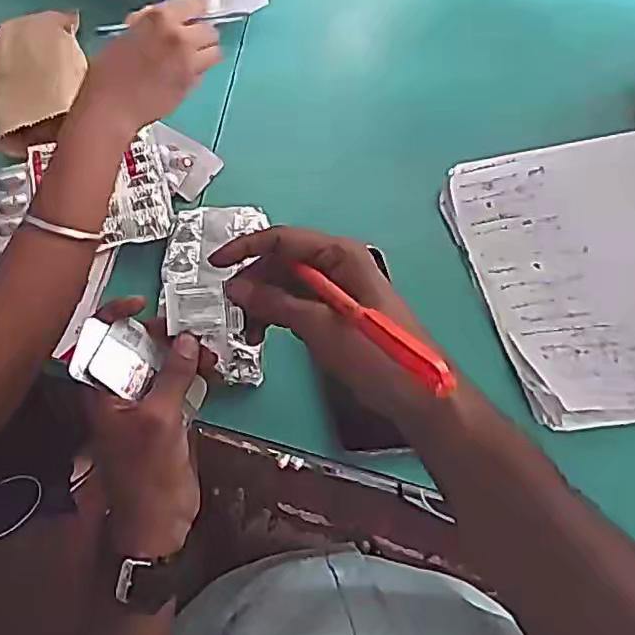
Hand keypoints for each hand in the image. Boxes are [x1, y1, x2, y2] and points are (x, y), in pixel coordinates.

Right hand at [76, 0, 221, 133]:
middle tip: (188, 37)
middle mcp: (179, 38)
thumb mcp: (125, 34)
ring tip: (190, 56)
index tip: (194, 11)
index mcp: (160, 19)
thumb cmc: (107, 71)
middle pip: (210, 28)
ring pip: (214, 51)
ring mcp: (188, 63)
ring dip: (205, 51)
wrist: (111, 108)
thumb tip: (166, 20)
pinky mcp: (190, 85)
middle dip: (201, 32)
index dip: (196, 7)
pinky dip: (196, 71)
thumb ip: (150, 22)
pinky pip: (203, 72)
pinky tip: (180, 75)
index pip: (196, 2)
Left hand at [80, 298, 204, 556]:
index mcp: (102, 389)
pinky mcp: (164, 414)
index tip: (141, 303)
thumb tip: (186, 342)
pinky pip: (176, 382)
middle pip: (136, 346)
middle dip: (163, 334)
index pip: (100, 339)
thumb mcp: (160, 420)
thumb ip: (173, 377)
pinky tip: (210, 370)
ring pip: (160, 363)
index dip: (115, 314)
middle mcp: (118, 390)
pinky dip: (192, 372)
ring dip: (183, 354)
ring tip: (208, 354)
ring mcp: (142, 402)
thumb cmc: (145, 475)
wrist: (158, 521)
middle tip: (190, 333)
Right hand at [214, 226, 453, 421]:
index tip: (217, 264)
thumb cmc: (378, 355)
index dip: (245, 248)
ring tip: (249, 332)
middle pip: (280, 262)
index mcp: (340, 256)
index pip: (282, 239)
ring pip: (283, 285)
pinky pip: (293, 304)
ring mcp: (334, 290)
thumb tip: (237, 287)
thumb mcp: (322, 326)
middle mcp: (336, 266)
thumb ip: (277, 303)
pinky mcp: (332, 313)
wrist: (418, 396)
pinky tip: (263, 334)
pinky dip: (275, 316)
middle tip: (233, 310)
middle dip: (253, 283)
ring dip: (261, 304)